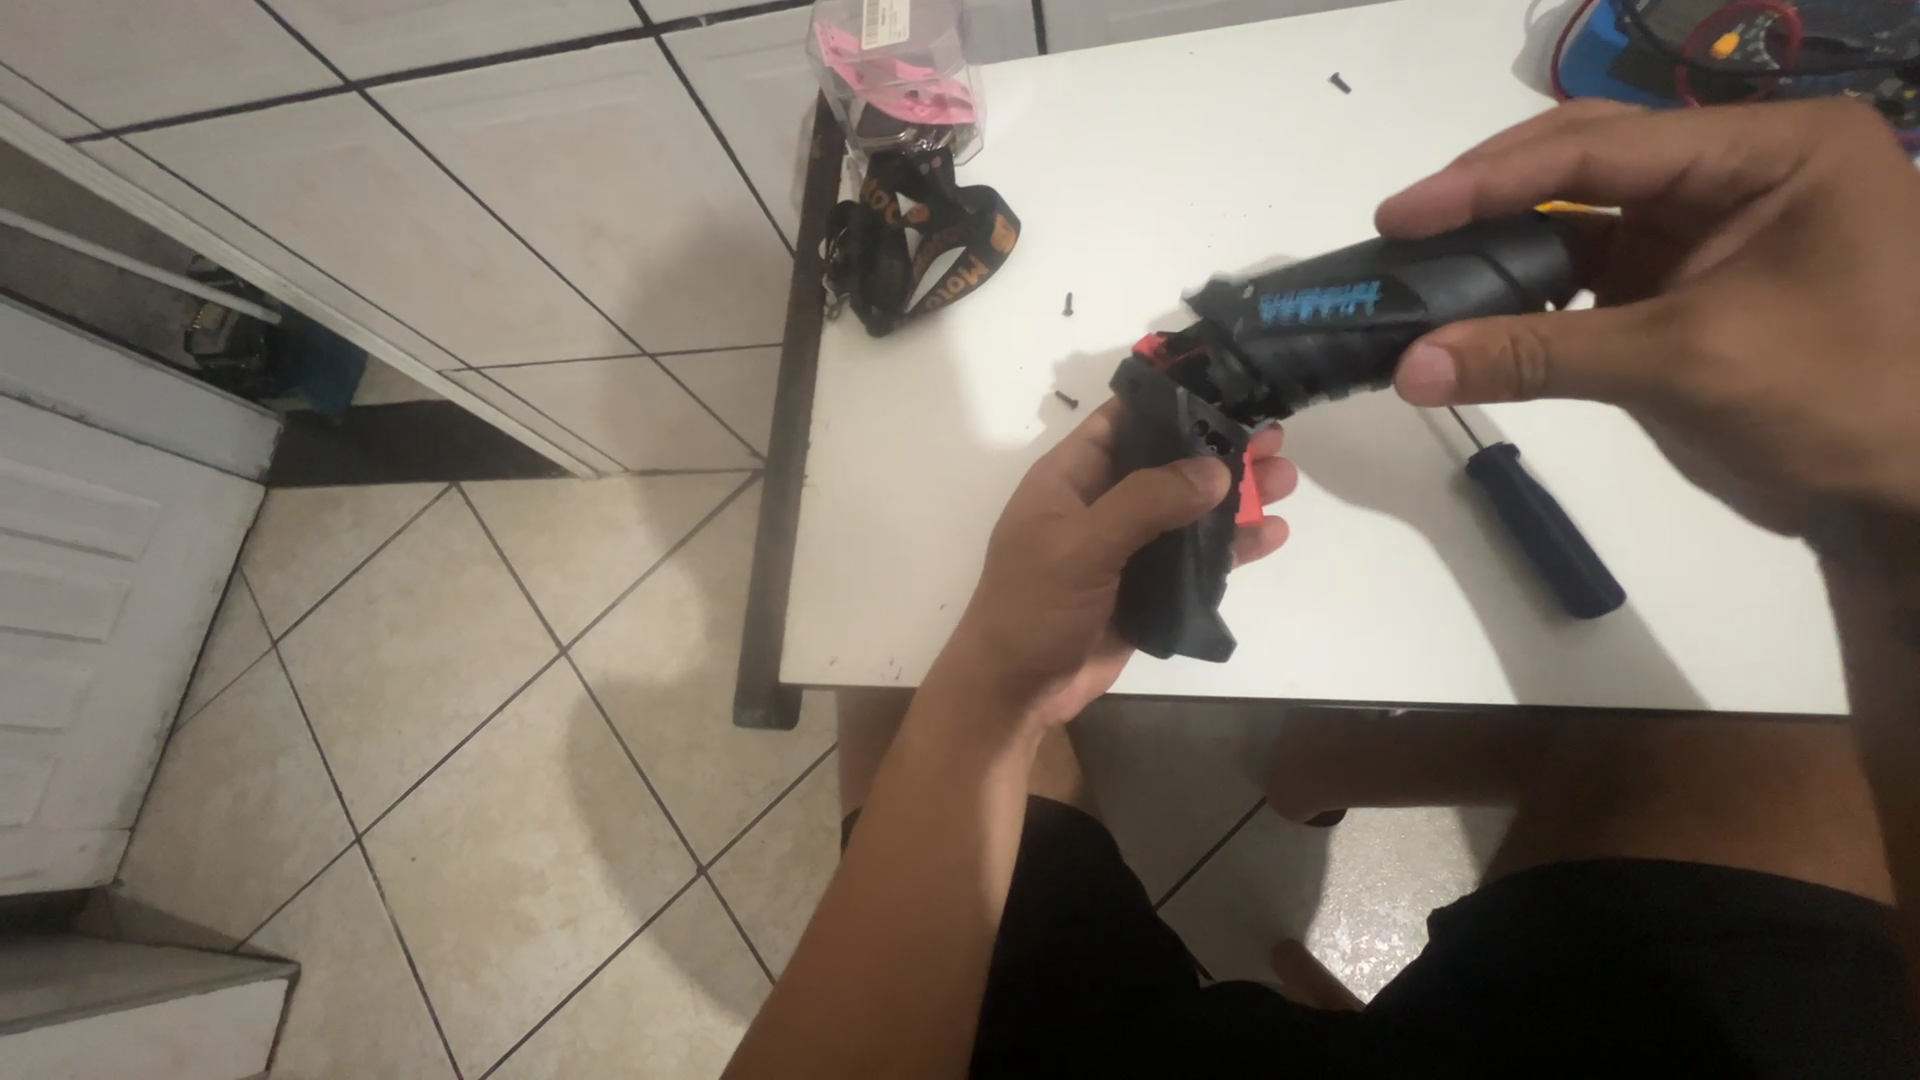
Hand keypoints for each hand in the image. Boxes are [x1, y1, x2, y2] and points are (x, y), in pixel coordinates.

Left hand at [930, 400, 1297, 728]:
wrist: (1017, 690)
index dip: (1170, 400)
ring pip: (1186, 508)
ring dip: (1232, 495)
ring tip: (1285, 479)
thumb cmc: (1032, 608)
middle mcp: (1099, 504)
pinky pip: (1194, 558)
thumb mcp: (1079, 546)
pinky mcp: (1146, 587)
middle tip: (1274, 436)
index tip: (1229, 385)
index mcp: (1069, 479)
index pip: (1121, 420)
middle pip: (1165, 462)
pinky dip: (1229, 546)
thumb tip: (1215, 469)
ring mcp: (1125, 546)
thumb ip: (1144, 503)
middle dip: (1216, 447)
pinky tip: (1271, 534)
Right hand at [1377, 99, 1919, 545]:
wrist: (1900, 488)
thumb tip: (1405, 370)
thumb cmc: (1839, 398)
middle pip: (1579, 160)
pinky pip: (1571, 273)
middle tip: (1399, 230)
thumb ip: (1533, 356)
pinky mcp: (1665, 285)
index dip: (1487, 182)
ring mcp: (1695, 231)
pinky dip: (1513, 292)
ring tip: (1418, 268)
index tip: (1398, 216)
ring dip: (1492, 243)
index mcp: (1768, 154)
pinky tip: (1466, 310)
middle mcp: (1729, 174)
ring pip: (1567, 217)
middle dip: (1484, 194)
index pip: (1599, 150)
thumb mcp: (1680, 363)